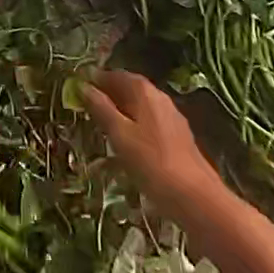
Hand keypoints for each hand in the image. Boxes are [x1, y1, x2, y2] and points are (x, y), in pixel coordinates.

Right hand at [86, 72, 273, 272]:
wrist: (196, 197)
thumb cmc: (152, 162)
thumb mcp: (120, 135)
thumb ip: (101, 108)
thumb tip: (83, 86)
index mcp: (143, 90)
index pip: (115, 75)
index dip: (96, 80)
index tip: (78, 88)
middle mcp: (159, 96)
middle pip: (129, 88)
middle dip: (109, 95)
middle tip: (88, 108)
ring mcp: (171, 115)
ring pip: (140, 106)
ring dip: (122, 110)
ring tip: (104, 126)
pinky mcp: (178, 135)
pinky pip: (150, 121)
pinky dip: (135, 124)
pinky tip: (129, 143)